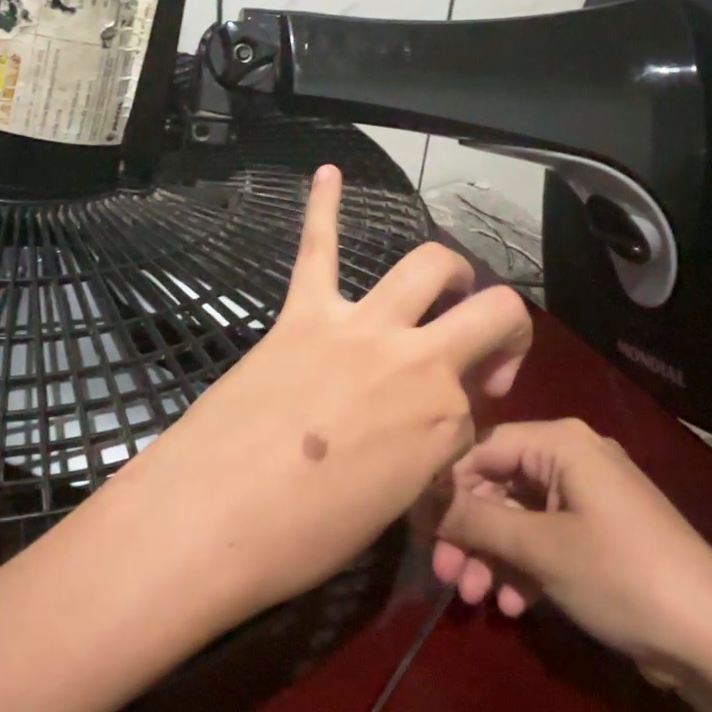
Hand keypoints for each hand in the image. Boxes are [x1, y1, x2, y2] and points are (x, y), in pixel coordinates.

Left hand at [118, 165, 533, 616]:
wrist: (208, 519)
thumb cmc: (300, 539)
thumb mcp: (391, 512)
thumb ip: (424, 459)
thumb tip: (424, 430)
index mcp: (444, 420)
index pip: (476, 406)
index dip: (464, 422)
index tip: (438, 446)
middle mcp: (416, 359)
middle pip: (492, 312)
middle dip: (503, 330)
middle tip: (478, 359)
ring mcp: (358, 326)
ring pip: (429, 265)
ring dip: (450, 272)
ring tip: (444, 285)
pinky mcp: (302, 313)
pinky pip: (318, 248)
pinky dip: (323, 207)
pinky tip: (327, 171)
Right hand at [432, 418, 711, 676]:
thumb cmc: (619, 574)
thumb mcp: (540, 548)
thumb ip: (477, 522)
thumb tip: (426, 503)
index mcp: (561, 443)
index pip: (483, 447)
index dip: (447, 486)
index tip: (418, 527)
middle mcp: (573, 460)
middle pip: (499, 486)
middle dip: (469, 532)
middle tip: (443, 575)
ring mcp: (589, 500)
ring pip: (519, 518)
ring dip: (492, 556)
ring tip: (474, 598)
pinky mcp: (599, 536)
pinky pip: (545, 540)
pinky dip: (523, 568)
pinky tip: (512, 606)